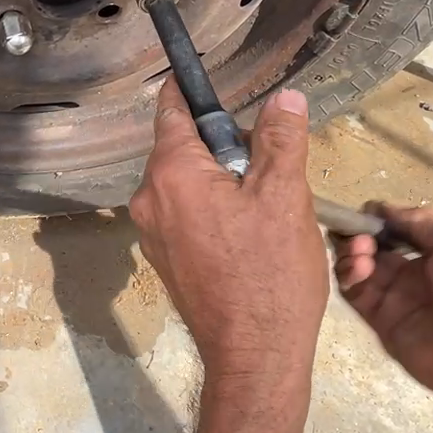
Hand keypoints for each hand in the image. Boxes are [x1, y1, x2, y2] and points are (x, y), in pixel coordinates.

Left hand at [129, 79, 327, 397]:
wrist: (252, 355)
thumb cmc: (270, 273)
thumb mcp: (284, 197)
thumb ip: (280, 141)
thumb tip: (284, 97)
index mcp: (171, 173)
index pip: (171, 111)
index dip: (188, 91)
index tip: (201, 77)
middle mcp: (148, 196)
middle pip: (181, 147)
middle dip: (222, 146)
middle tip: (267, 165)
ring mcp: (150, 229)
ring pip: (184, 181)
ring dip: (219, 179)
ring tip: (264, 205)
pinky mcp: (161, 254)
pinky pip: (183, 211)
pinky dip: (210, 207)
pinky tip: (247, 232)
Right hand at [334, 204, 432, 404]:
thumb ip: (417, 220)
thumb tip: (380, 209)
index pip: (402, 231)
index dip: (382, 220)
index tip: (368, 213)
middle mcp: (422, 275)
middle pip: (376, 247)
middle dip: (361, 234)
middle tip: (360, 234)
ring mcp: (401, 299)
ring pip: (361, 268)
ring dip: (353, 252)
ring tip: (361, 251)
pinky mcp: (382, 322)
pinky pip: (355, 293)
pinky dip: (349, 276)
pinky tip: (359, 268)